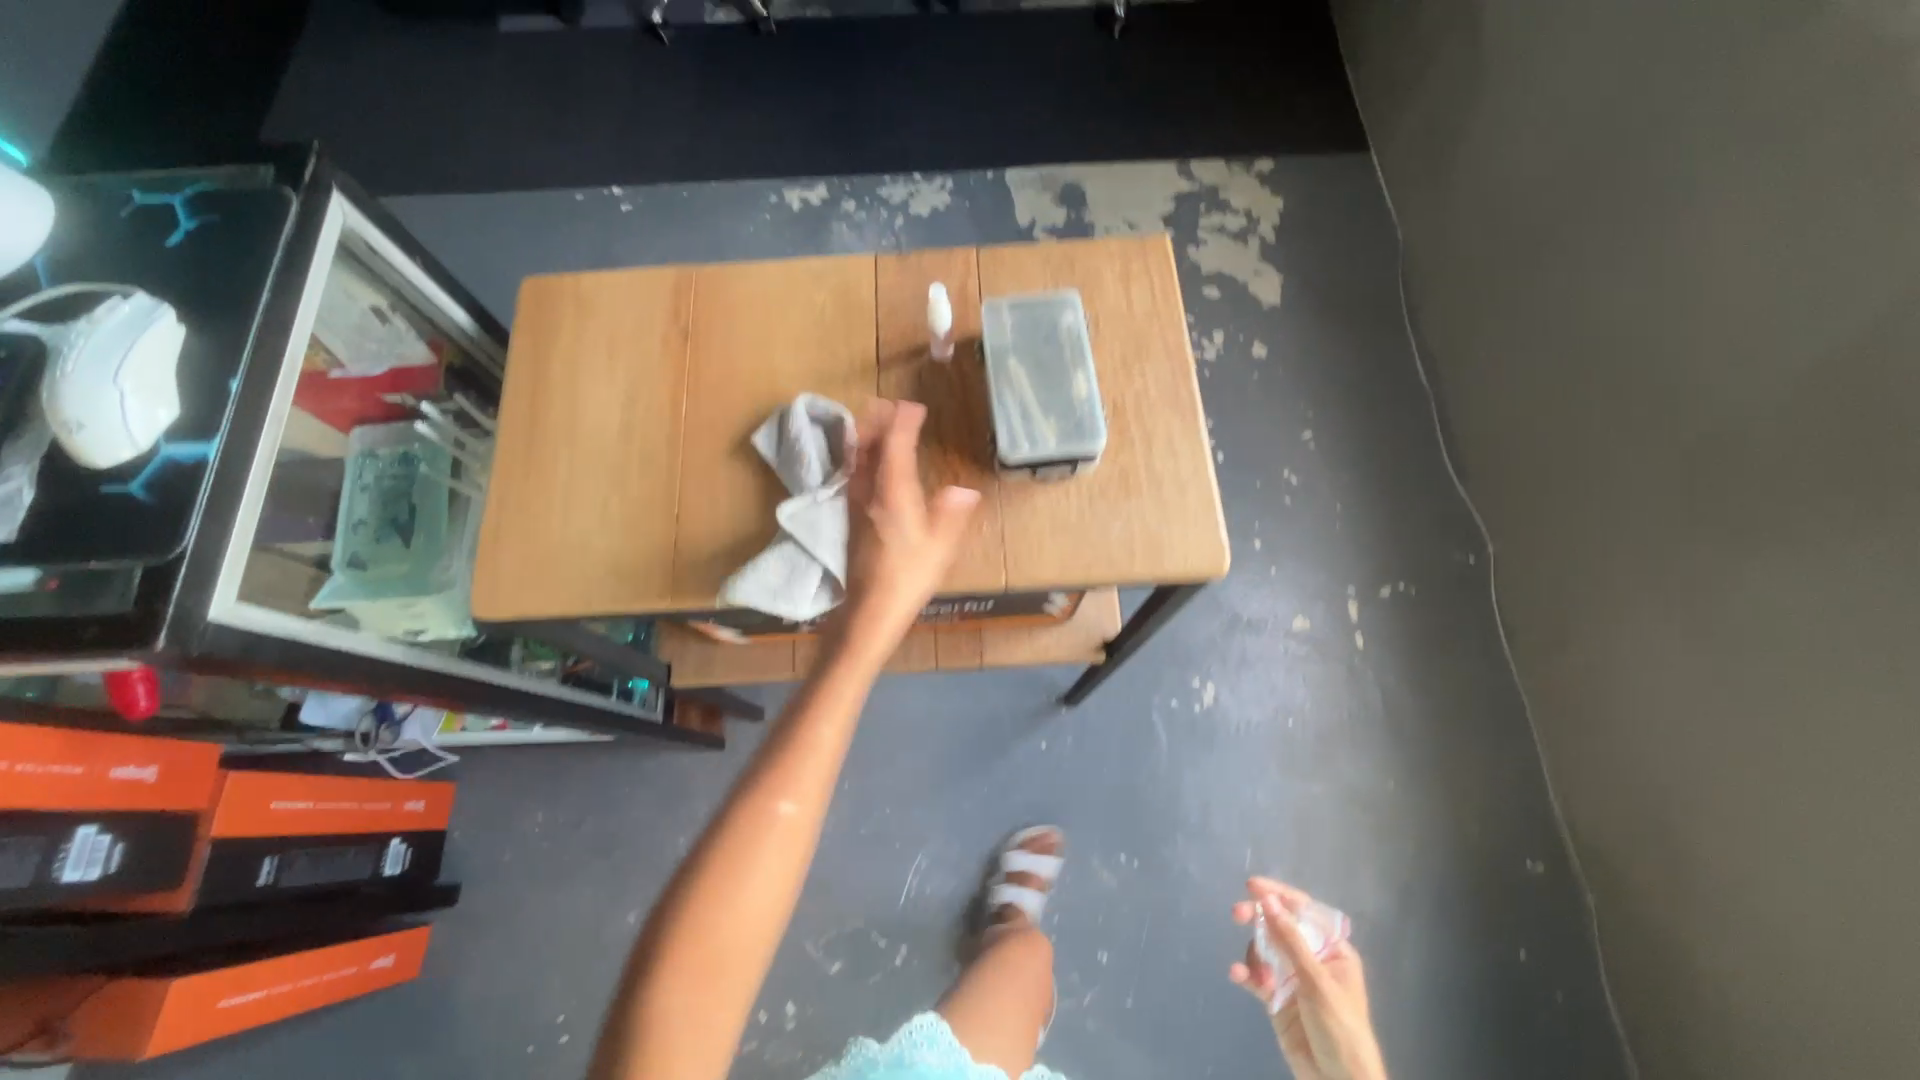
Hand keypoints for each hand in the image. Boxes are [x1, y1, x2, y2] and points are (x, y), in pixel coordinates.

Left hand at [837, 399, 978, 654]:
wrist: (869, 609)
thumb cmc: (908, 577)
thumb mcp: (940, 547)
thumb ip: (950, 515)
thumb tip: (963, 491)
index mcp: (893, 494)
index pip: (895, 447)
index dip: (903, 423)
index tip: (913, 406)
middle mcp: (870, 493)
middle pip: (869, 448)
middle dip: (877, 423)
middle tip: (886, 403)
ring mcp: (856, 506)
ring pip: (857, 461)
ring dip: (864, 437)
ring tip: (870, 421)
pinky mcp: (850, 519)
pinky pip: (852, 475)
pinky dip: (857, 457)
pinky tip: (861, 462)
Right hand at [1229, 877, 1387, 1079]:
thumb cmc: (1340, 1029)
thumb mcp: (1316, 982)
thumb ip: (1290, 940)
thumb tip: (1268, 900)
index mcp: (1333, 951)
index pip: (1305, 913)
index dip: (1280, 896)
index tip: (1252, 886)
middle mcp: (1312, 960)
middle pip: (1281, 928)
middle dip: (1260, 920)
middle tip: (1236, 913)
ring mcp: (1293, 979)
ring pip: (1265, 951)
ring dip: (1255, 956)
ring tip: (1256, 974)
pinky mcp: (1278, 999)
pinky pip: (1257, 978)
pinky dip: (1247, 974)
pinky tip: (1237, 976)